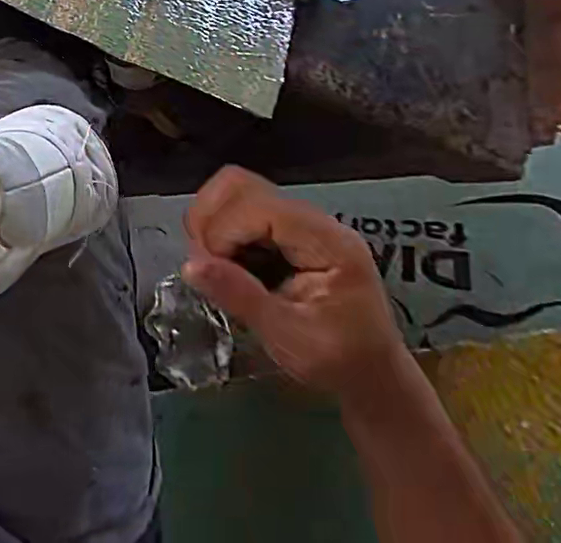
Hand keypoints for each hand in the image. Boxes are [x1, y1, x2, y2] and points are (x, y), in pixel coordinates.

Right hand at [181, 166, 405, 399]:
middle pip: (239, 185)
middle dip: (208, 220)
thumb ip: (240, 296)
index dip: (222, 232)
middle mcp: (313, 221)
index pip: (257, 207)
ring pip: (232, 192)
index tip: (212, 271)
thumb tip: (189, 266)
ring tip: (214, 263)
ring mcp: (298, 222)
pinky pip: (236, 208)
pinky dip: (218, 230)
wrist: (371, 374)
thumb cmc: (339, 361)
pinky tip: (227, 263)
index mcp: (328, 243)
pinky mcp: (284, 228)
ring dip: (209, 223)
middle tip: (206, 262)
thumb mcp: (288, 338)